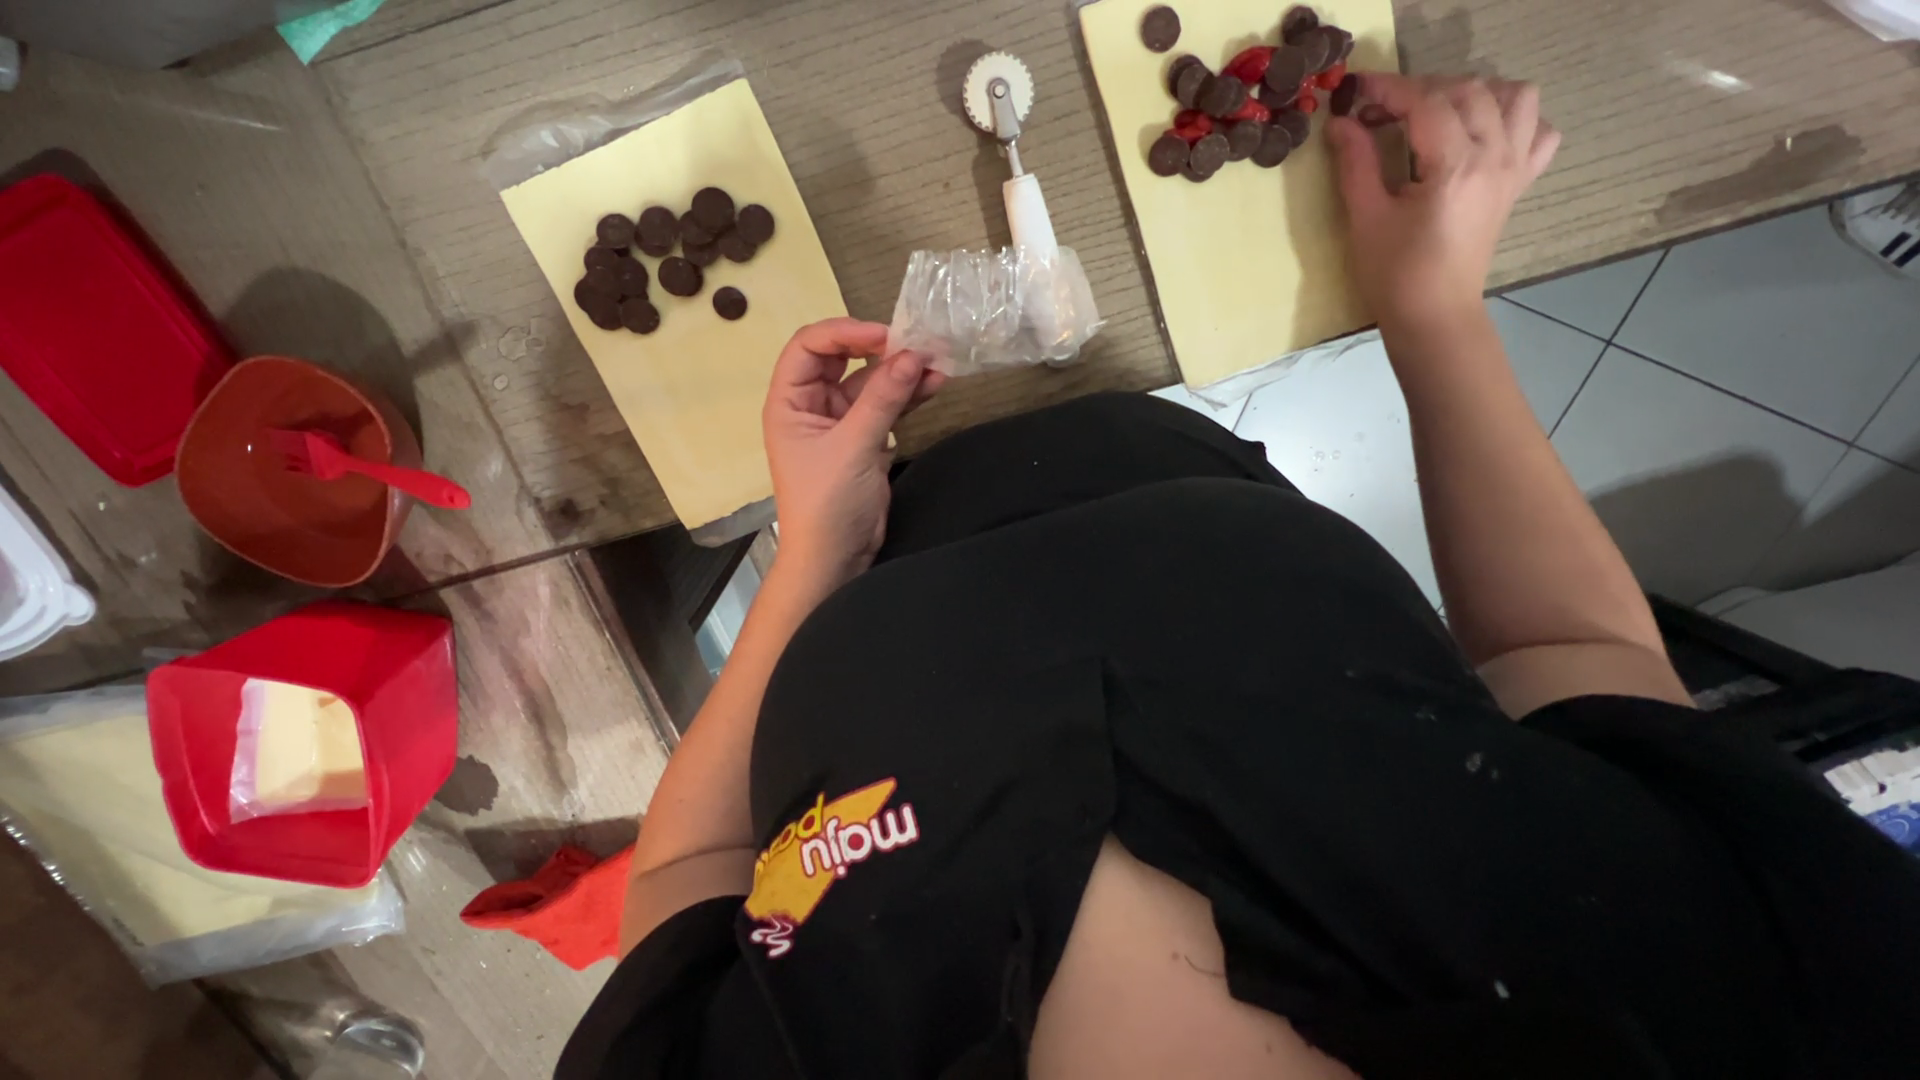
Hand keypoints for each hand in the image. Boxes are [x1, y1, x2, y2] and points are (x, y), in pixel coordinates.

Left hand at [762, 318, 945, 590]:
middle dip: (879, 349)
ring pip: (870, 383)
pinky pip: (886, 406)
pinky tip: (934, 384)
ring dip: (901, 373)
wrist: (835, 558)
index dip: (844, 332)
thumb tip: (913, 355)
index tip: (885, 336)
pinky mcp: (865, 440)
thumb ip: (882, 398)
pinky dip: (908, 396)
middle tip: (917, 345)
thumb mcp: (853, 446)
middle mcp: (811, 405)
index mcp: (789, 401)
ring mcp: (840, 422)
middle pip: (843, 359)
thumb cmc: (827, 503)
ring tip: (937, 363)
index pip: (809, 346)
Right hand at [1327, 74, 1559, 330]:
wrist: (1433, 314)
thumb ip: (1356, 162)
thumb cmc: (1394, 274)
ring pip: (1514, 97)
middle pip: (1468, 91)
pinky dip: (1514, 119)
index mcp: (1455, 166)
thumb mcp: (1365, 217)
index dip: (1388, 89)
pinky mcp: (1518, 183)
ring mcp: (1514, 168)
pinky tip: (1481, 134)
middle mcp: (1495, 157)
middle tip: (1381, 111)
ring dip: (1474, 92)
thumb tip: (1342, 122)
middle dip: (1421, 89)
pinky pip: (1537, 131)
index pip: (1427, 103)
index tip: (1355, 91)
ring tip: (1435, 113)